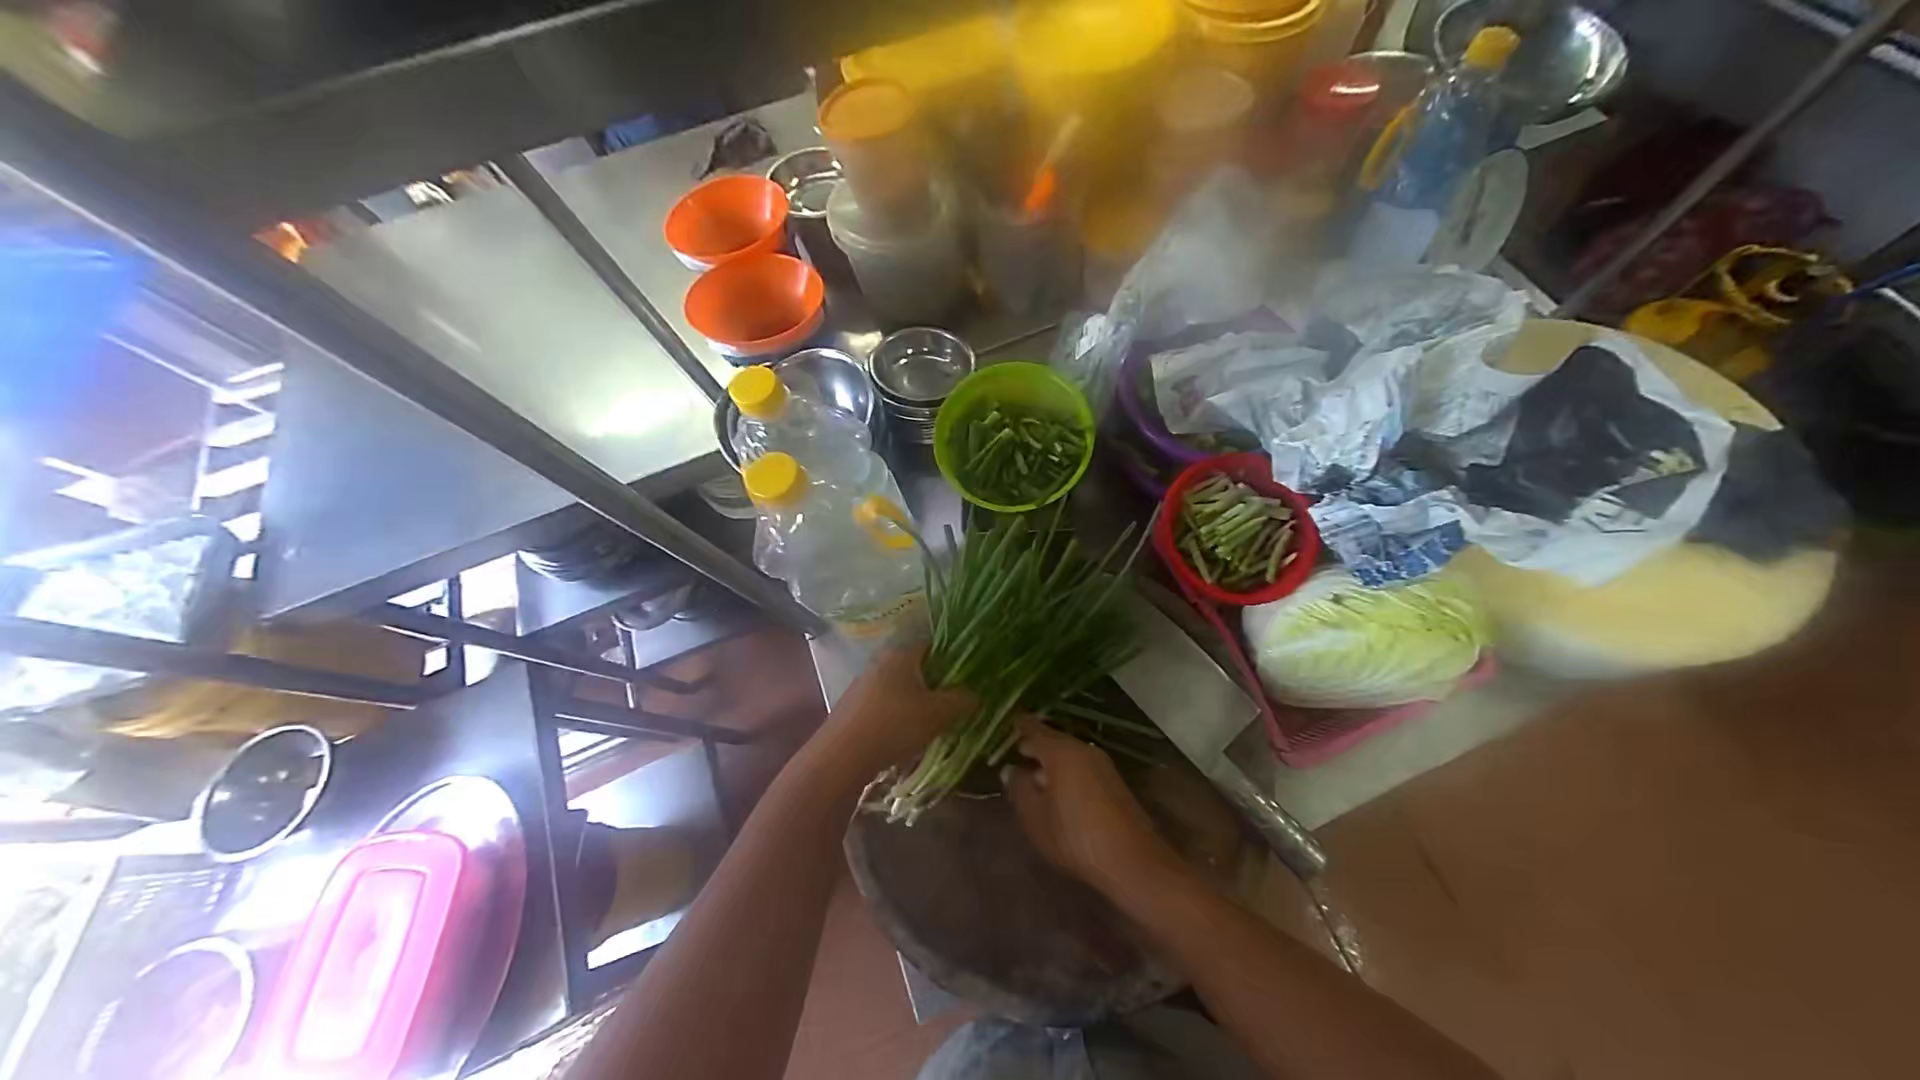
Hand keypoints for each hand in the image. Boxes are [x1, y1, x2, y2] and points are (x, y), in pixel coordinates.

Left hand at [814, 643, 976, 781]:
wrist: (841, 757)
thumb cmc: (893, 726)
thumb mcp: (937, 714)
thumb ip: (962, 700)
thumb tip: (976, 695)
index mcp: (901, 653)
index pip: (933, 644)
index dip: (954, 658)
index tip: (969, 677)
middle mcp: (880, 661)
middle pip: (917, 666)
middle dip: (937, 682)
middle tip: (956, 702)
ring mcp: (864, 683)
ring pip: (901, 686)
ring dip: (918, 700)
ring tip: (935, 721)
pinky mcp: (854, 706)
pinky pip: (886, 703)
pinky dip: (900, 713)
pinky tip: (908, 734)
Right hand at [1004, 720, 1180, 893]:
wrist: (1132, 861)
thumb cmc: (1075, 836)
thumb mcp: (1035, 816)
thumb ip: (1019, 788)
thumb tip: (1011, 769)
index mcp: (1061, 751)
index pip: (1033, 729)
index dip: (1017, 727)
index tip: (1004, 727)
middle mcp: (1083, 750)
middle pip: (1053, 741)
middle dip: (1033, 747)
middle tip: (1013, 755)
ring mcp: (1102, 765)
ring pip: (1068, 755)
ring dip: (1049, 763)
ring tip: (1031, 778)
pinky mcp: (1113, 783)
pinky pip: (1081, 768)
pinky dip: (1065, 773)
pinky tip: (1057, 794)